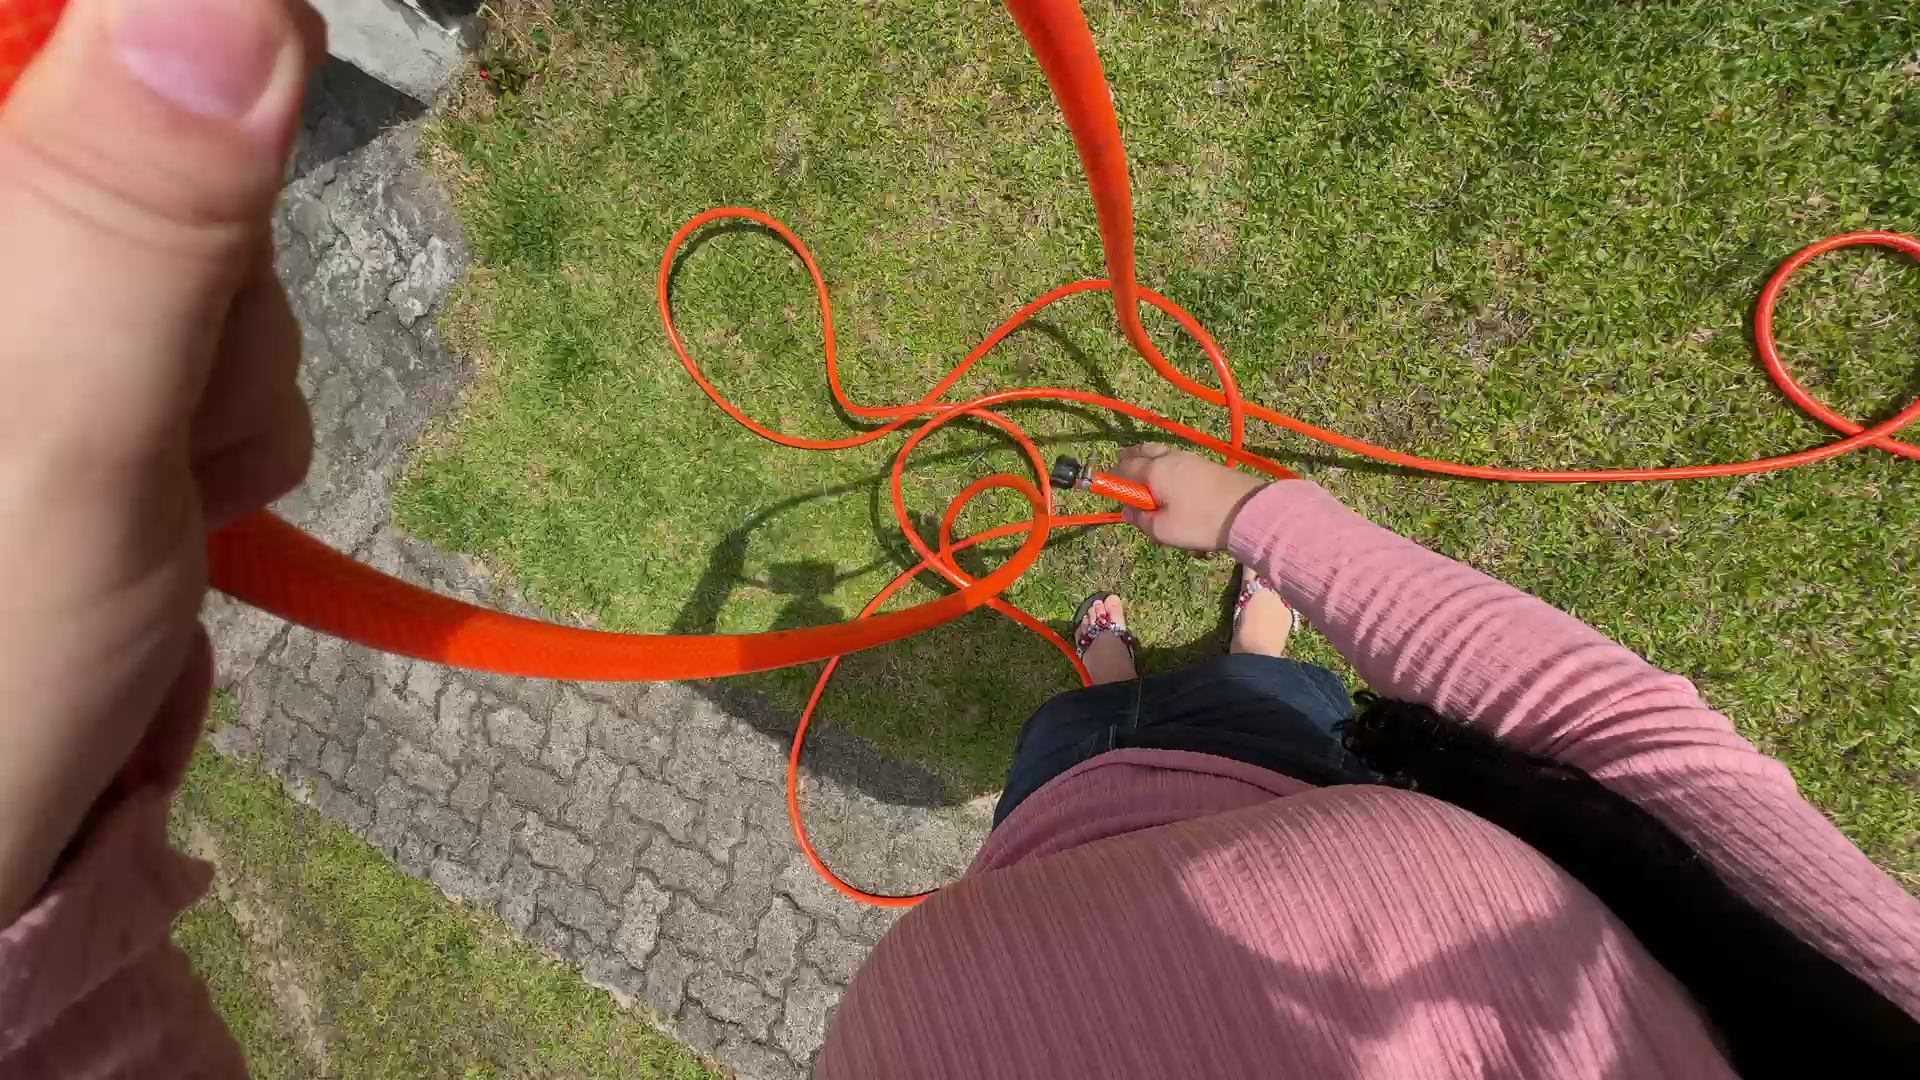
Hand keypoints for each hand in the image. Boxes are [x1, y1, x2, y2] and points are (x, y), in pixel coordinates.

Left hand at [0, 0, 319, 920]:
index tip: (202, 188)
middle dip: (200, 284)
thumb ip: (132, 213)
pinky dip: (227, 407)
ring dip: (225, 366)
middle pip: (127, 148)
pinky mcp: (60, 349)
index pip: (42, 43)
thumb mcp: (59, 426)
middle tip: (161, 413)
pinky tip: (182, 481)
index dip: (140, 76)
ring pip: (188, 252)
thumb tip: (243, 4)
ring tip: (167, 480)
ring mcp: (8, 292)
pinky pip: (206, 328)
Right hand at [1111, 444, 1268, 551]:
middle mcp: (1170, 458)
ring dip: (1147, 458)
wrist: (1249, 512)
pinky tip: (1169, 475)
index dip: (1110, 476)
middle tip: (1119, 463)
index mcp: (1154, 471)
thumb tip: (1128, 510)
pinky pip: (1177, 459)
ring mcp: (1191, 459)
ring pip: (1161, 452)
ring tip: (1142, 467)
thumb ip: (1139, 519)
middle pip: (1142, 452)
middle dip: (1128, 458)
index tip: (1103, 484)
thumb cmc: (1200, 522)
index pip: (1123, 468)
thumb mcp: (1162, 530)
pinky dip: (1166, 463)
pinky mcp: (1206, 465)